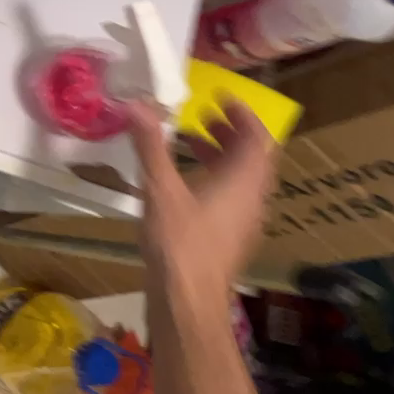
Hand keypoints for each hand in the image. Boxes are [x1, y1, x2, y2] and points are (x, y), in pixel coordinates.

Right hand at [129, 99, 277, 301]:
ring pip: (242, 178)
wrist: (189, 296)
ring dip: (221, 154)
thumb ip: (150, 146)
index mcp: (243, 181)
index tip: (221, 98)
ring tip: (191, 142)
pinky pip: (231, 195)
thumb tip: (136, 105)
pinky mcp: (230, 235)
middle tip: (203, 116)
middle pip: (252, 157)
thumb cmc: (180, 240)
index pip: (257, 138)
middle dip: (229, 132)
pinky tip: (185, 182)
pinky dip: (214, 176)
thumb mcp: (160, 189)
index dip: (243, 114)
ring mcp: (244, 219)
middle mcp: (252, 198)